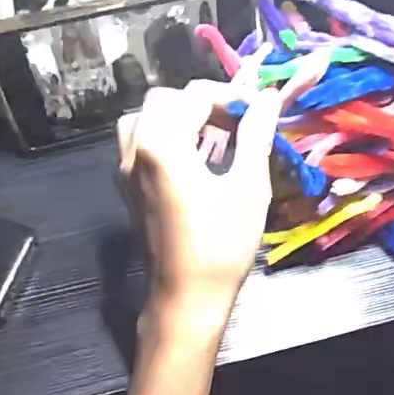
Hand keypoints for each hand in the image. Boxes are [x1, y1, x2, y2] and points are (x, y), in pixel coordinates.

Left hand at [115, 80, 283, 330]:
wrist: (186, 297)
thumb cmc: (221, 246)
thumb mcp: (248, 187)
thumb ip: (255, 135)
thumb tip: (268, 97)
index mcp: (162, 145)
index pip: (195, 96)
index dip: (230, 97)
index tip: (257, 112)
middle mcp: (135, 151)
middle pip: (163, 100)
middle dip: (200, 102)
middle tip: (235, 122)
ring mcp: (125, 172)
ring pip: (143, 119)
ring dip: (175, 117)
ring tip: (208, 136)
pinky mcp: (127, 190)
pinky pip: (137, 144)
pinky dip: (161, 137)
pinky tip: (190, 159)